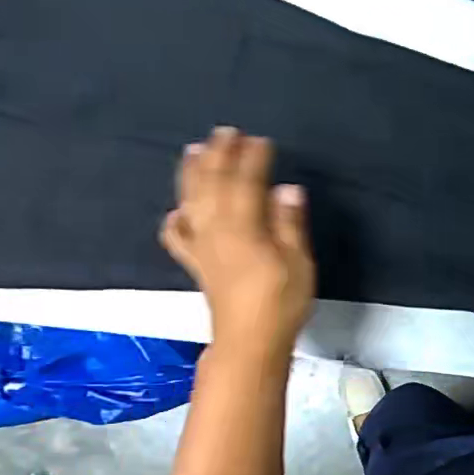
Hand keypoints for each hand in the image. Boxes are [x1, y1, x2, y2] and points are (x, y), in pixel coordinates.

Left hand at [161, 127, 315, 362]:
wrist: (250, 341)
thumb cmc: (281, 301)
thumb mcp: (298, 262)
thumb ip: (289, 223)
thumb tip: (286, 189)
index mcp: (243, 226)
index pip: (246, 181)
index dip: (253, 158)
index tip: (262, 140)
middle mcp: (216, 229)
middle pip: (214, 183)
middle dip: (220, 155)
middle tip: (226, 132)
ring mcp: (202, 246)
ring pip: (192, 200)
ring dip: (193, 173)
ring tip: (194, 150)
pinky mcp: (197, 264)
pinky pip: (177, 236)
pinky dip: (175, 220)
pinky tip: (177, 211)